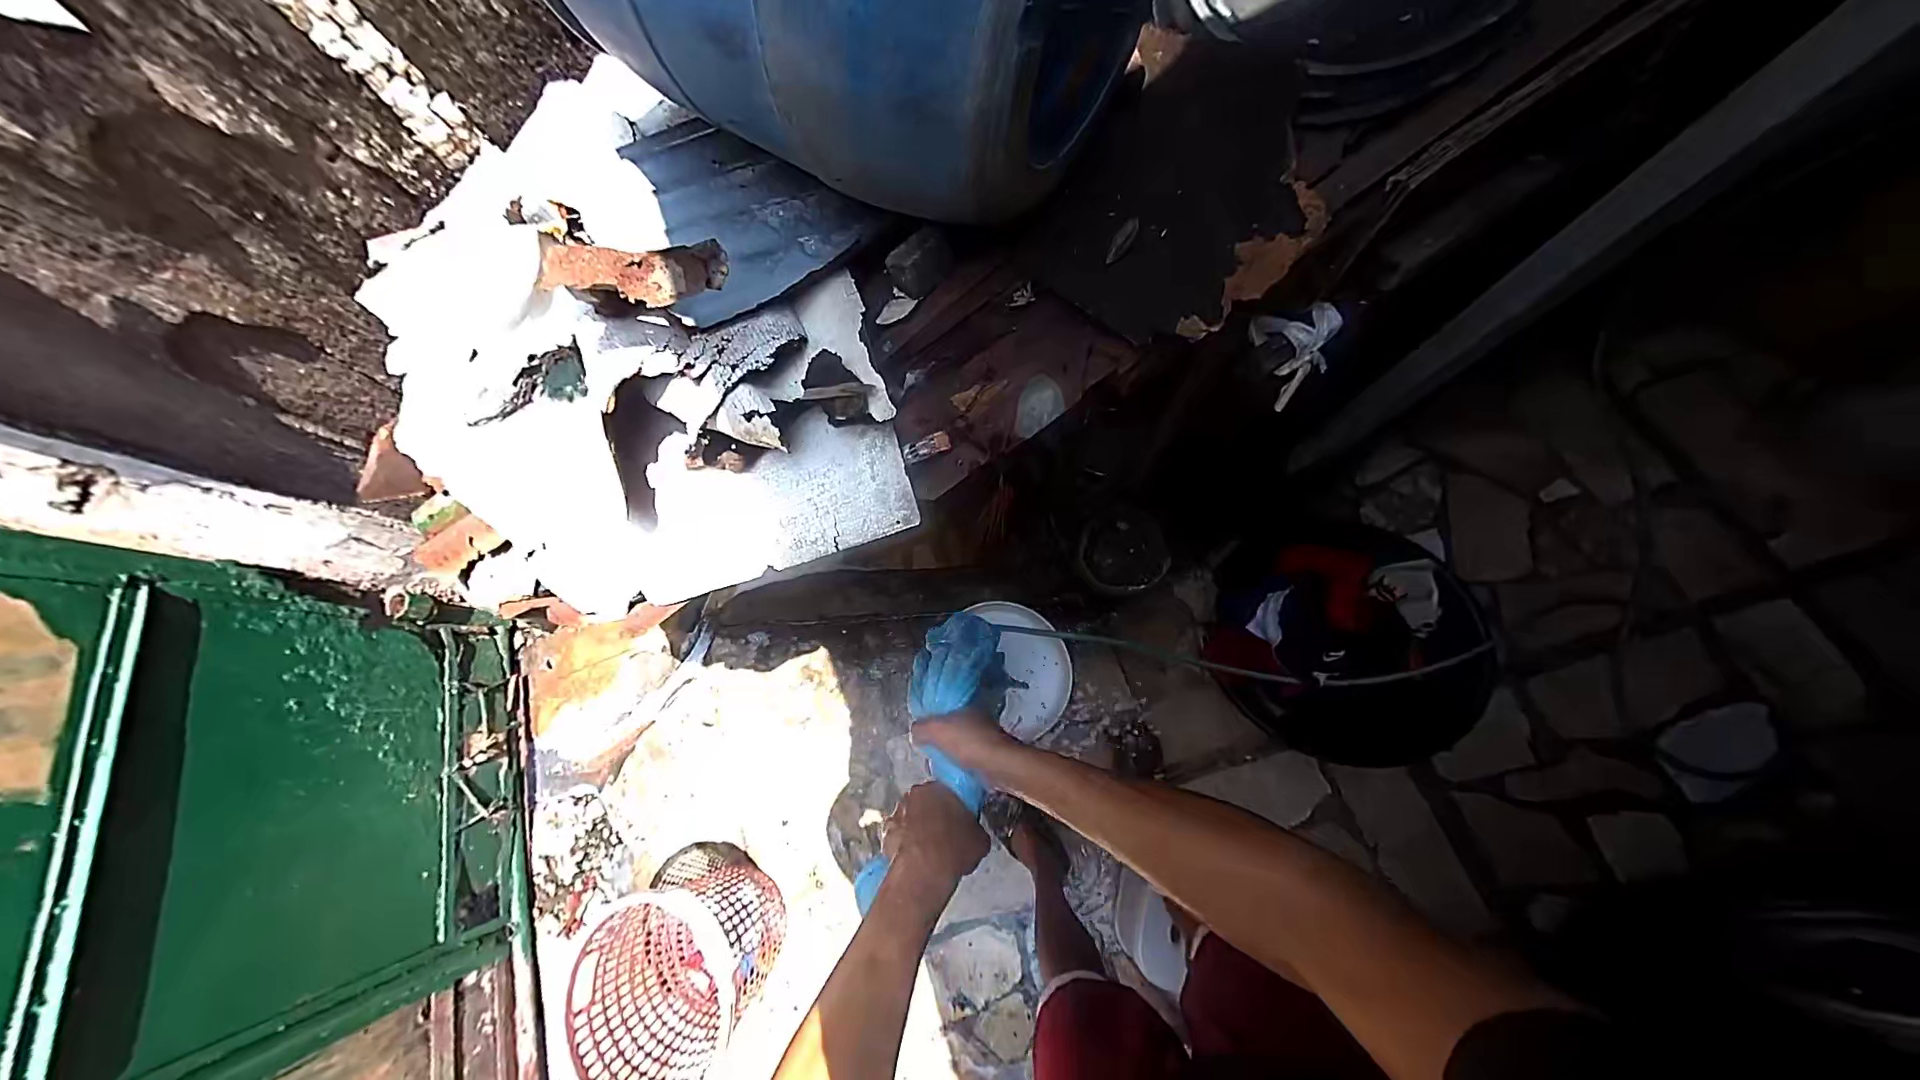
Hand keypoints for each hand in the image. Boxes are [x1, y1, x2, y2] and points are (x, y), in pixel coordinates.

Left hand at [882, 783, 987, 900]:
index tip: (960, 821)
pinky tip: (917, 859)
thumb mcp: (980, 838)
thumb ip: (975, 828)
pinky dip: (905, 844)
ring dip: (918, 829)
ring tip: (931, 851)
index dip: (955, 807)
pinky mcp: (885, 835)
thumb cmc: (953, 849)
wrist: (924, 872)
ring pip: (910, 818)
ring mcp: (896, 814)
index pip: (949, 792)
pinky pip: (899, 836)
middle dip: (934, 815)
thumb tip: (974, 834)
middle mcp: (914, 794)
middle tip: (946, 835)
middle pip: (927, 802)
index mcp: (938, 787)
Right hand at [911, 707, 1020, 774]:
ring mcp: (985, 735)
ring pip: (961, 740)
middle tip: (926, 747)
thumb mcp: (935, 730)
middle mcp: (977, 716)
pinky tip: (951, 769)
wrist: (998, 766)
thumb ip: (921, 728)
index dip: (931, 714)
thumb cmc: (967, 742)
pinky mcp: (990, 753)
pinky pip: (969, 755)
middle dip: (940, 735)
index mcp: (965, 704)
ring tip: (936, 761)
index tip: (921, 729)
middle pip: (952, 723)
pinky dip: (960, 761)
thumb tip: (916, 732)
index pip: (944, 705)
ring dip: (950, 750)